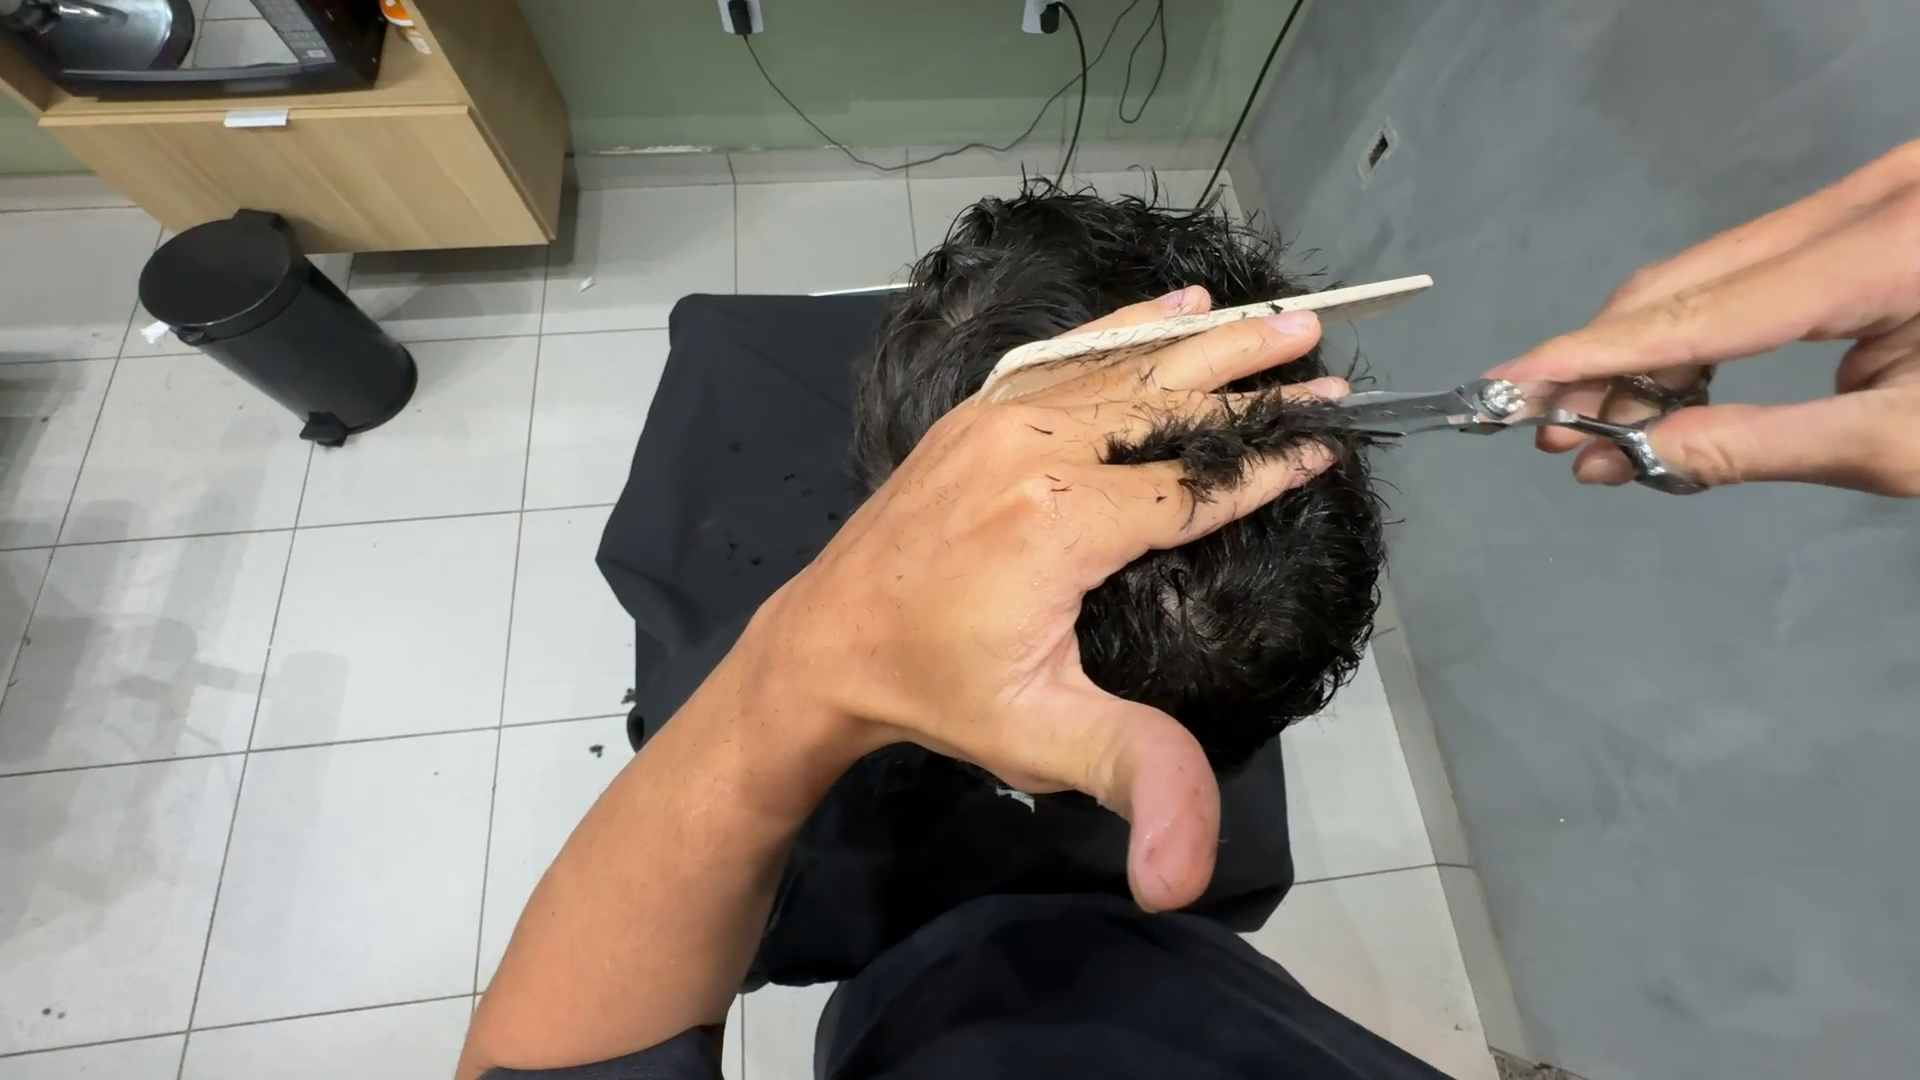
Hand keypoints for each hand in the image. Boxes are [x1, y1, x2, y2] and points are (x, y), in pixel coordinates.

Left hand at [755, 287, 1343, 911]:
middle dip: (1252, 385)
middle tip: (1326, 361)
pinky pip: (1059, 359)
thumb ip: (1130, 779)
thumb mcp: (1038, 741)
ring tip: (1275, 318)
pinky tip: (1170, 307)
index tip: (1327, 443)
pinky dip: (1122, 328)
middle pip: (1165, 405)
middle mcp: (1032, 450)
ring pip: (1119, 366)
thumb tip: (1184, 883)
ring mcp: (995, 421)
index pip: (1190, 485)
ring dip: (1204, 343)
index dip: (1263, 467)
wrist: (826, 643)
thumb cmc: (934, 690)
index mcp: (1061, 522)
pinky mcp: (970, 416)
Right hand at [1489, 139, 1919, 494]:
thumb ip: (1757, 444)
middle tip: (1556, 432)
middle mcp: (1881, 195)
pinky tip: (1674, 391)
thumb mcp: (1911, 442)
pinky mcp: (1871, 213)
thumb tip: (1622, 458)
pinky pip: (1743, 273)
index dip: (1590, 353)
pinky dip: (1693, 340)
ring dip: (1642, 357)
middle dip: (1607, 363)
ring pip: (1703, 276)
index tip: (1503, 383)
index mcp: (1904, 244)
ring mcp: (1877, 195)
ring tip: (1610, 427)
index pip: (1700, 309)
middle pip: (1687, 280)